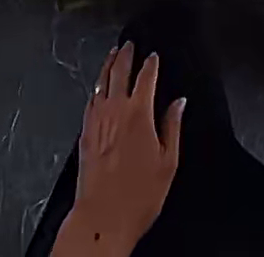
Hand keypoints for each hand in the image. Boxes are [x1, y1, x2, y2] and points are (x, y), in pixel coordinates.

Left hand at [57, 42, 183, 254]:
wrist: (102, 219)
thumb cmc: (138, 195)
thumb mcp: (167, 162)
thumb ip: (172, 126)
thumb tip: (179, 103)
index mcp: (138, 113)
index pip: (146, 77)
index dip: (151, 63)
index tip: (153, 56)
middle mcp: (115, 110)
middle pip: (119, 71)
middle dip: (126, 54)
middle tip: (129, 44)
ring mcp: (97, 120)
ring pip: (101, 82)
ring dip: (108, 65)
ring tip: (113, 54)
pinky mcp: (84, 133)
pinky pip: (90, 101)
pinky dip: (96, 88)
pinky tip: (98, 87)